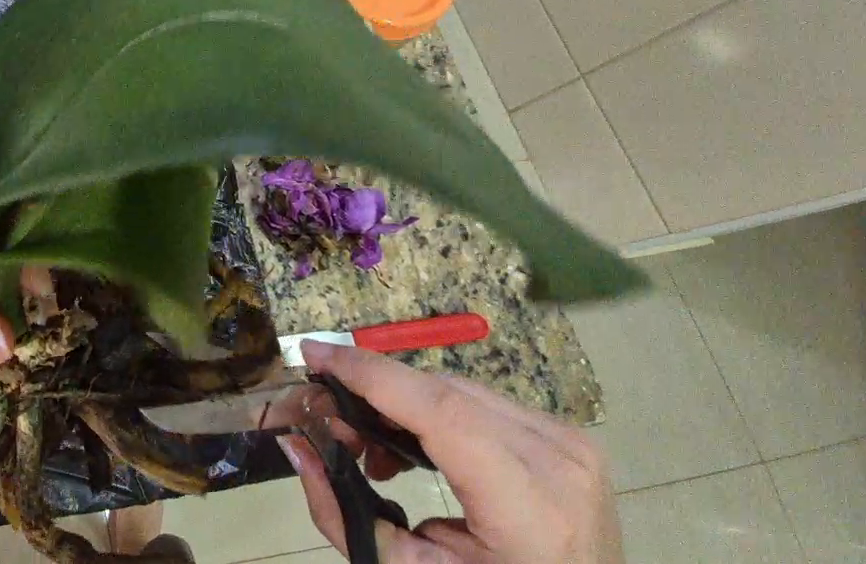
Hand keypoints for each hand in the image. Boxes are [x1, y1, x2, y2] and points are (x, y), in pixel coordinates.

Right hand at [280, 339, 625, 563]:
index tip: (311, 353)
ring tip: (370, 446)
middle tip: (328, 417)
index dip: (368, 374)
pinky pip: (478, 400)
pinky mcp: (567, 436)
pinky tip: (411, 446)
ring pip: (453, 388)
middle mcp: (556, 461)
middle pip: (438, 392)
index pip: (438, 411)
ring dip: (399, 401)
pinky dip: (431, 410)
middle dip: (371, 391)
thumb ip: (342, 513)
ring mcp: (569, 444)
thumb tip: (296, 447)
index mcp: (530, 508)